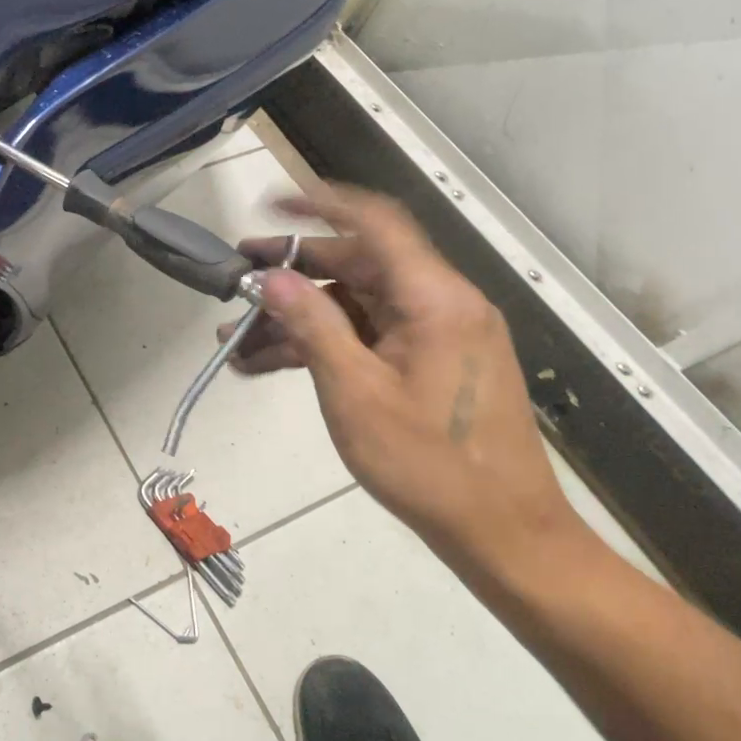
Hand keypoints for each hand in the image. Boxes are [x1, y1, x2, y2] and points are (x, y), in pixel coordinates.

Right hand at [224, 185, 583, 573]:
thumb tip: (271, 277)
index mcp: (435, 299)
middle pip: (356, 265)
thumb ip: (312, 325)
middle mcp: (441, 304)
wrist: (505, 536)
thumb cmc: (430, 464)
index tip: (267, 204)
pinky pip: (367, 336)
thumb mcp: (355, 393)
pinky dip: (322, 344)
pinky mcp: (430, 364)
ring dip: (298, 318)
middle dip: (291, 272)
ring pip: (354, 305)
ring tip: (237, 340)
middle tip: (235, 281)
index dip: (319, 204)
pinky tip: (269, 366)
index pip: (375, 224)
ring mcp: (436, 335)